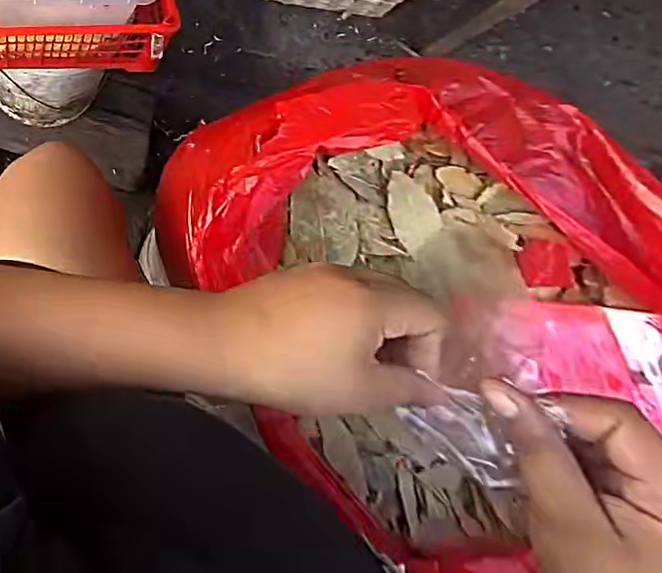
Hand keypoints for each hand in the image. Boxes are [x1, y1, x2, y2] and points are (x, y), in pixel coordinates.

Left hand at [213, 263, 444, 415]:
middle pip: (403, 297)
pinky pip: (340, 288)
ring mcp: (318, 270)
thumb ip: (408, 388)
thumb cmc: (295, 370)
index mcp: (372, 297)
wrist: (223, 340)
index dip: (433, 353)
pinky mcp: (294, 275)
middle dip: (409, 337)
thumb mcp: (360, 390)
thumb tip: (438, 391)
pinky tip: (326, 344)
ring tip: (356, 362)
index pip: (431, 313)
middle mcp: (348, 273)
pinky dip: (350, 313)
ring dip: (379, 325)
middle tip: (387, 374)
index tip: (410, 382)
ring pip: (370, 291)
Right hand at [482, 383, 661, 572]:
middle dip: (558, 428)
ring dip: (562, 451)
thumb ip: (538, 453)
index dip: (561, 406)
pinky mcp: (660, 540)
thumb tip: (496, 388)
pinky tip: (547, 485)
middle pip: (619, 437)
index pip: (620, 420)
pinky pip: (613, 485)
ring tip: (523, 459)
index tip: (509, 411)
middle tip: (510, 435)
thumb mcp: (566, 525)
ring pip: (612, 459)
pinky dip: (574, 475)